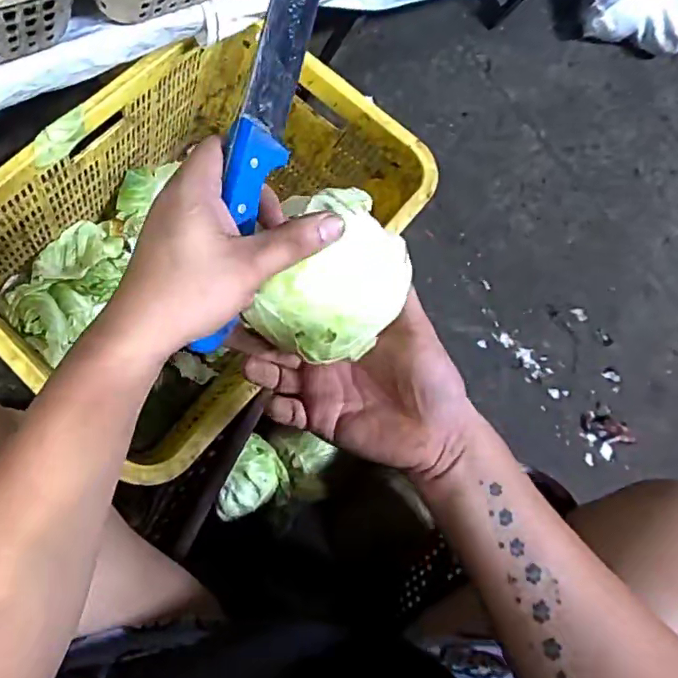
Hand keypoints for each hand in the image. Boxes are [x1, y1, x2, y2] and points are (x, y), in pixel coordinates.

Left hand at [99, 136, 343, 359]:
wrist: (138, 330)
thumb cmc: (193, 290)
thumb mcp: (251, 266)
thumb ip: (294, 241)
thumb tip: (336, 222)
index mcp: (194, 188)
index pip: (221, 144)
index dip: (249, 153)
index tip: (273, 182)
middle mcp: (176, 196)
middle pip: (224, 176)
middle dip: (254, 200)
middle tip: (270, 232)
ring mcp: (166, 219)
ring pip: (214, 205)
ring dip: (241, 224)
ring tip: (253, 257)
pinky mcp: (163, 242)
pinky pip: (199, 224)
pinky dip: (221, 238)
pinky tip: (231, 269)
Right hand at [237, 290, 478, 483]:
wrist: (437, 433)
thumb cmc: (428, 375)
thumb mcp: (413, 328)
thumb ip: (395, 293)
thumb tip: (384, 244)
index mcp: (334, 331)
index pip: (298, 309)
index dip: (278, 296)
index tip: (258, 278)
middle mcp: (316, 355)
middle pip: (274, 340)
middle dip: (255, 333)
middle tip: (240, 326)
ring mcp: (313, 387)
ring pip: (273, 374)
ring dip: (259, 369)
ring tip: (254, 366)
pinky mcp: (314, 417)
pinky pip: (285, 411)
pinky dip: (276, 408)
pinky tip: (276, 402)